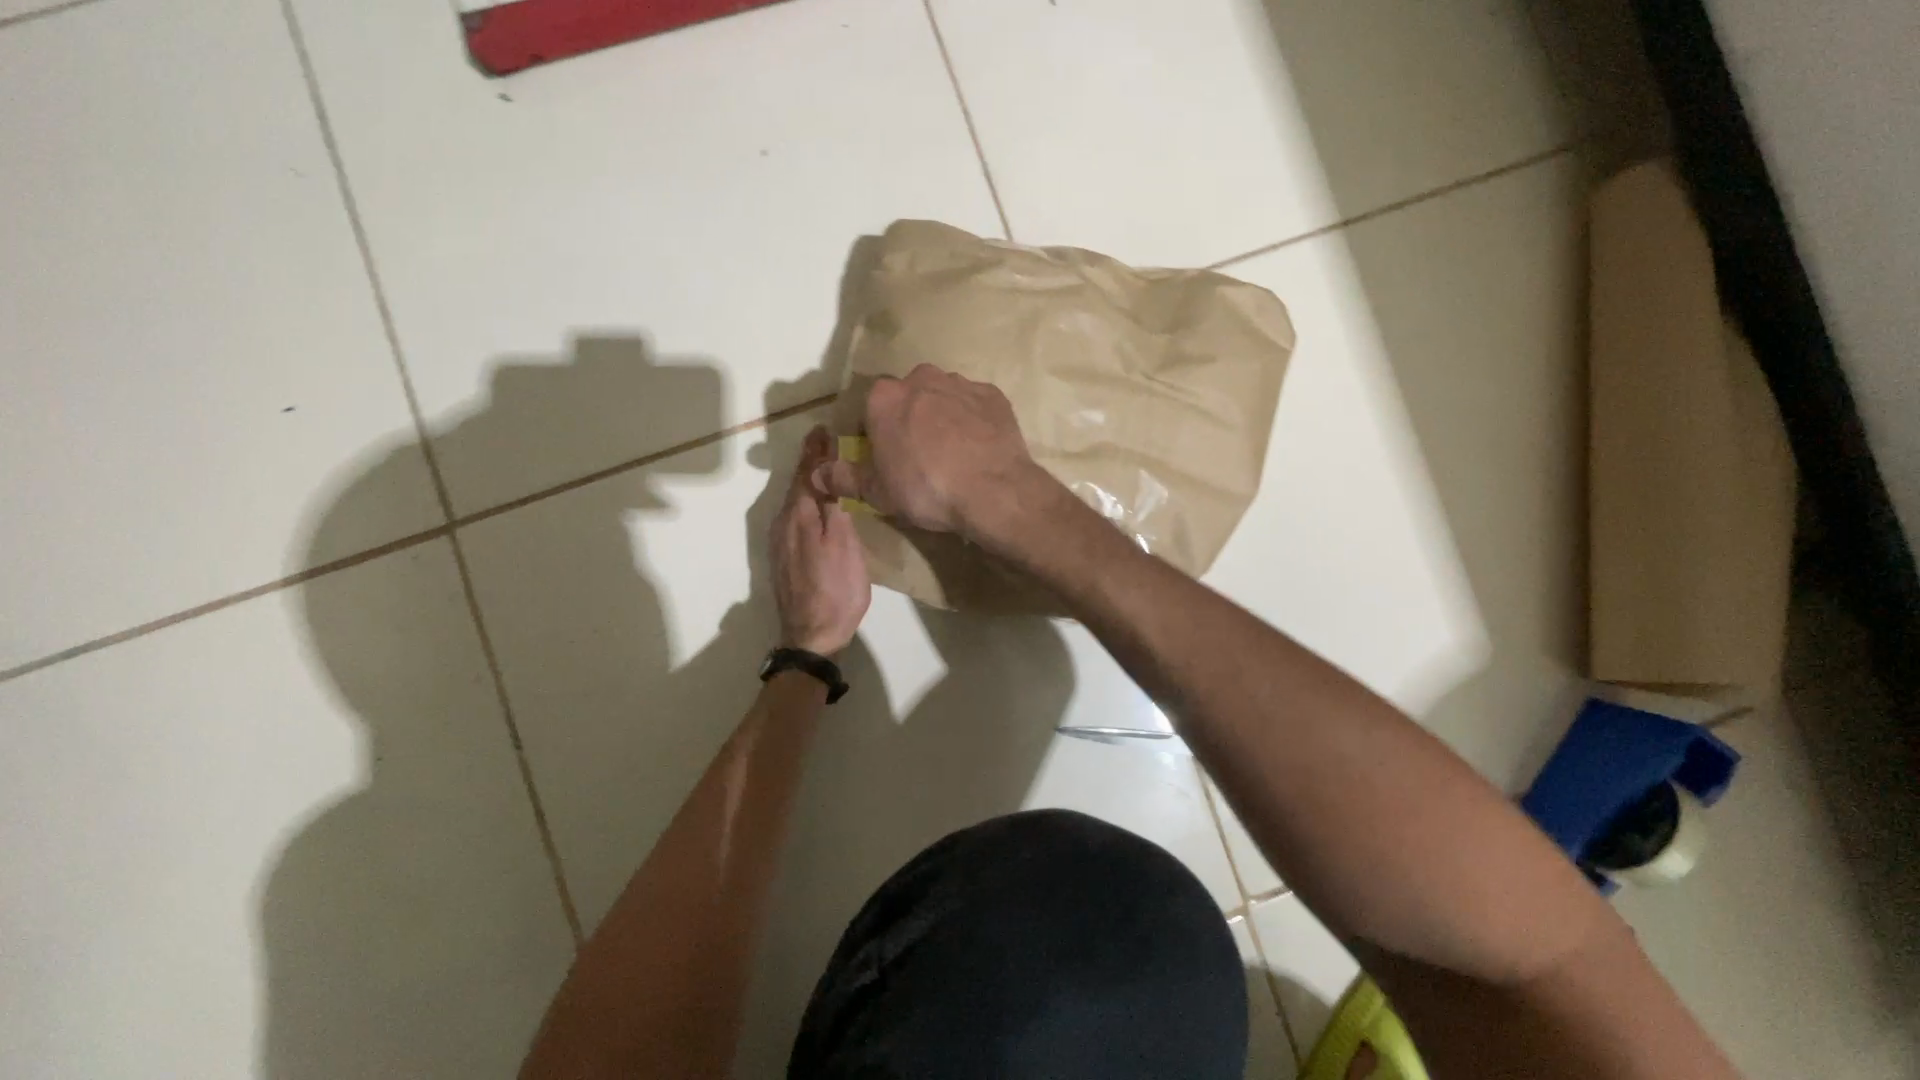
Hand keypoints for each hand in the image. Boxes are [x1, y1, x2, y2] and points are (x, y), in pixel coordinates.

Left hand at [770, 426, 870, 654]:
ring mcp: (780, 543)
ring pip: (794, 501)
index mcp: (799, 515)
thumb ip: (833, 506)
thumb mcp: (844, 544)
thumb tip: (825, 472)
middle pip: (797, 485)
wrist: (812, 636)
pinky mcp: (784, 558)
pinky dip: (805, 502)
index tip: (823, 429)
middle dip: (811, 462)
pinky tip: (817, 505)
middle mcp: (783, 524)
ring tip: (824, 467)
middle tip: (825, 441)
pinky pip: (794, 517)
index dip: (816, 451)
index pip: (807, 473)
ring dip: (808, 482)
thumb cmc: (836, 590)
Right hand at [813, 364, 1045, 538]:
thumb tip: (817, 473)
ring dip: (942, 416)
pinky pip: (974, 405)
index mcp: (884, 397)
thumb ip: (845, 478)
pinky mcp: (993, 395)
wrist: (992, 490)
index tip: (885, 456)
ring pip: (942, 396)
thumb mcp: (877, 492)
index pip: (870, 408)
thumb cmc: (925, 489)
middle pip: (908, 396)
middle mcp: (921, 378)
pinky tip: (977, 448)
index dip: (875, 432)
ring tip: (951, 453)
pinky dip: (973, 421)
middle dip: (909, 418)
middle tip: (918, 455)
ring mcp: (960, 383)